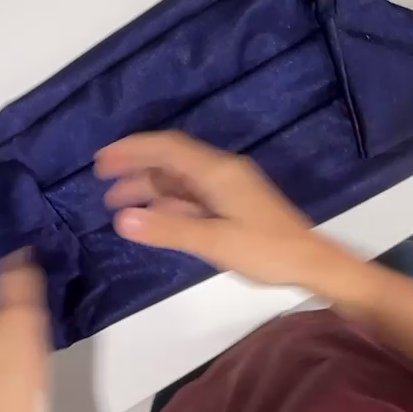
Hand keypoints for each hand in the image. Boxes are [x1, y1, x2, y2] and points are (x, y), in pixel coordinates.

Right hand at [95, 131, 359, 291]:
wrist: (311, 263)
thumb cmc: (266, 250)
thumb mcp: (215, 241)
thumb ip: (168, 229)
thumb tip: (121, 218)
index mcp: (217, 171)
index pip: (167, 148)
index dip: (132, 149)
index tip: (102, 159)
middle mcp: (220, 172)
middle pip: (170, 161)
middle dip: (135, 168)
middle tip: (102, 181)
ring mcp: (226, 188)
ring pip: (178, 180)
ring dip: (149, 188)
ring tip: (117, 204)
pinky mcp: (230, 205)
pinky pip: (190, 196)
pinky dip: (167, 203)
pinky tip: (151, 217)